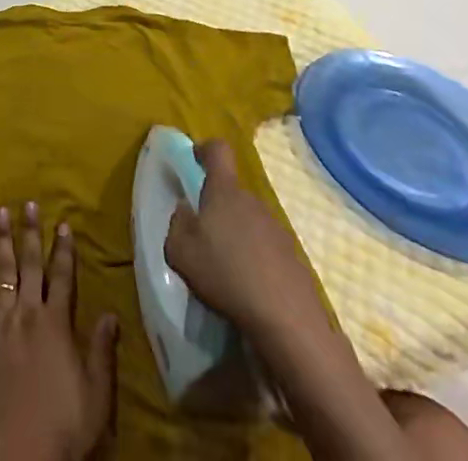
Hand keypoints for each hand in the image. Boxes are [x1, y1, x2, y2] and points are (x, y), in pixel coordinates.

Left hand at [0, 203, 118, 460]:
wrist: (12, 451)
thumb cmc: (61, 425)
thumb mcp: (96, 394)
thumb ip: (101, 351)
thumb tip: (112, 314)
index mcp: (57, 324)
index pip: (63, 277)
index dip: (64, 249)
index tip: (64, 224)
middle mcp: (27, 313)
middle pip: (30, 265)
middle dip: (31, 232)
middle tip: (29, 203)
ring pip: (1, 270)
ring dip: (1, 240)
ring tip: (0, 212)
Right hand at [164, 141, 323, 337]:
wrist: (285, 316)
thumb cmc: (225, 273)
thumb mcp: (180, 251)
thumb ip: (177, 224)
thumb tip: (184, 210)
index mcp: (224, 192)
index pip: (218, 150)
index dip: (204, 150)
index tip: (193, 162)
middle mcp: (252, 200)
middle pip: (231, 191)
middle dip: (215, 205)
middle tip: (200, 235)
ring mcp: (276, 226)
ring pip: (247, 218)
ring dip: (234, 232)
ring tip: (222, 266)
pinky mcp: (291, 253)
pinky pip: (264, 243)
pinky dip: (252, 255)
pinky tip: (245, 283)